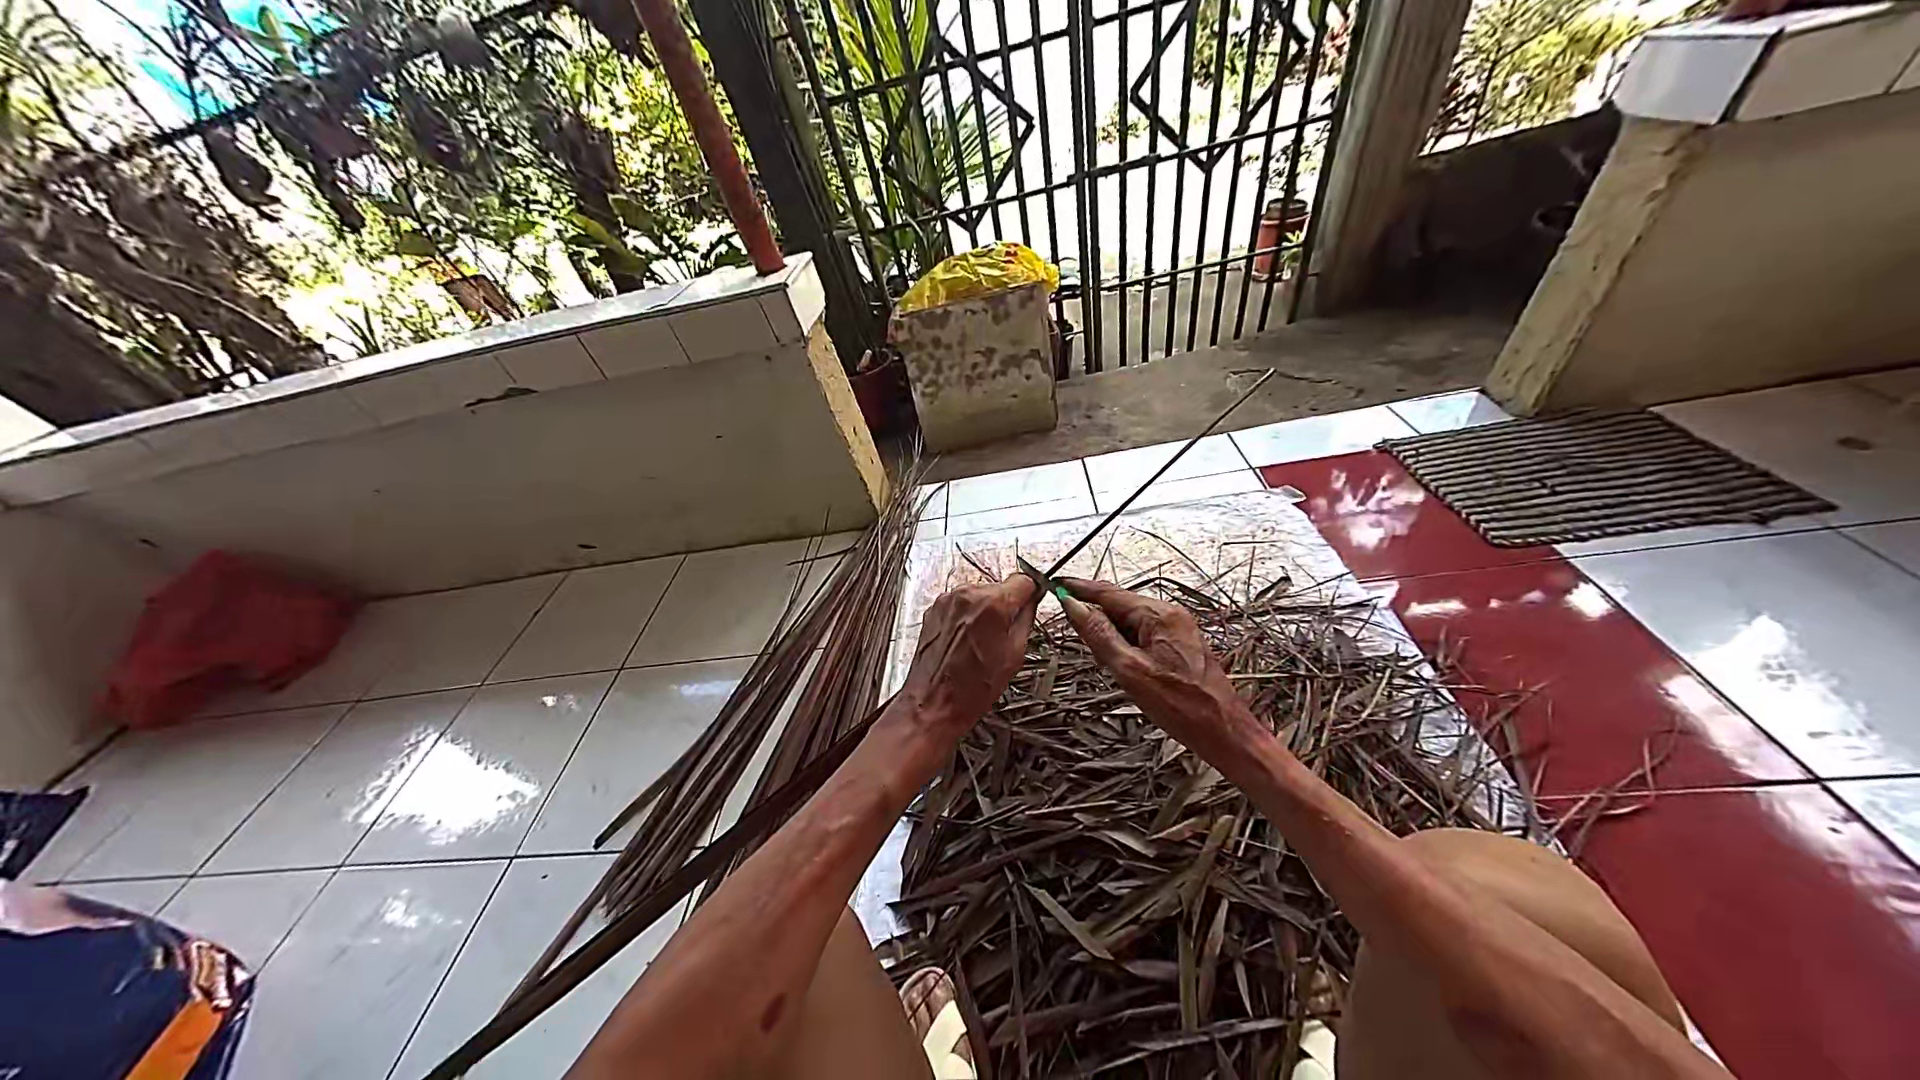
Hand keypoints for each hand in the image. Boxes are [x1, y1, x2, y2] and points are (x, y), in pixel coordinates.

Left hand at [893, 575, 1039, 744]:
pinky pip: (961, 604)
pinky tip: (966, 642)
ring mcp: (948, 601)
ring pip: (979, 595)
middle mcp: (967, 595)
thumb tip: (1032, 602)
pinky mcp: (934, 609)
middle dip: (1006, 606)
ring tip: (981, 642)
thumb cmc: (971, 687)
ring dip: (984, 611)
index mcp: (992, 604)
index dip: (1030, 592)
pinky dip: (967, 617)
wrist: (934, 702)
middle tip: (1004, 634)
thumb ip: (1026, 620)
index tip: (1031, 601)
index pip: (1023, 580)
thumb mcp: (1014, 654)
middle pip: (1000, 587)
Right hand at [1056, 577, 1256, 759]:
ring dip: (1111, 635)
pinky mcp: (1179, 644)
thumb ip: (1098, 634)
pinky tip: (1123, 665)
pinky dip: (1126, 645)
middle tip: (1075, 635)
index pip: (1109, 593)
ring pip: (1130, 623)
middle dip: (1096, 619)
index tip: (1056, 584)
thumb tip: (1073, 606)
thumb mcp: (1129, 670)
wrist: (1223, 731)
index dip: (1080, 589)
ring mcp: (1177, 628)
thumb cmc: (1181, 706)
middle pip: (1119, 606)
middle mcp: (1170, 614)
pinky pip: (1143, 635)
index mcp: (1159, 614)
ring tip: (1105, 661)